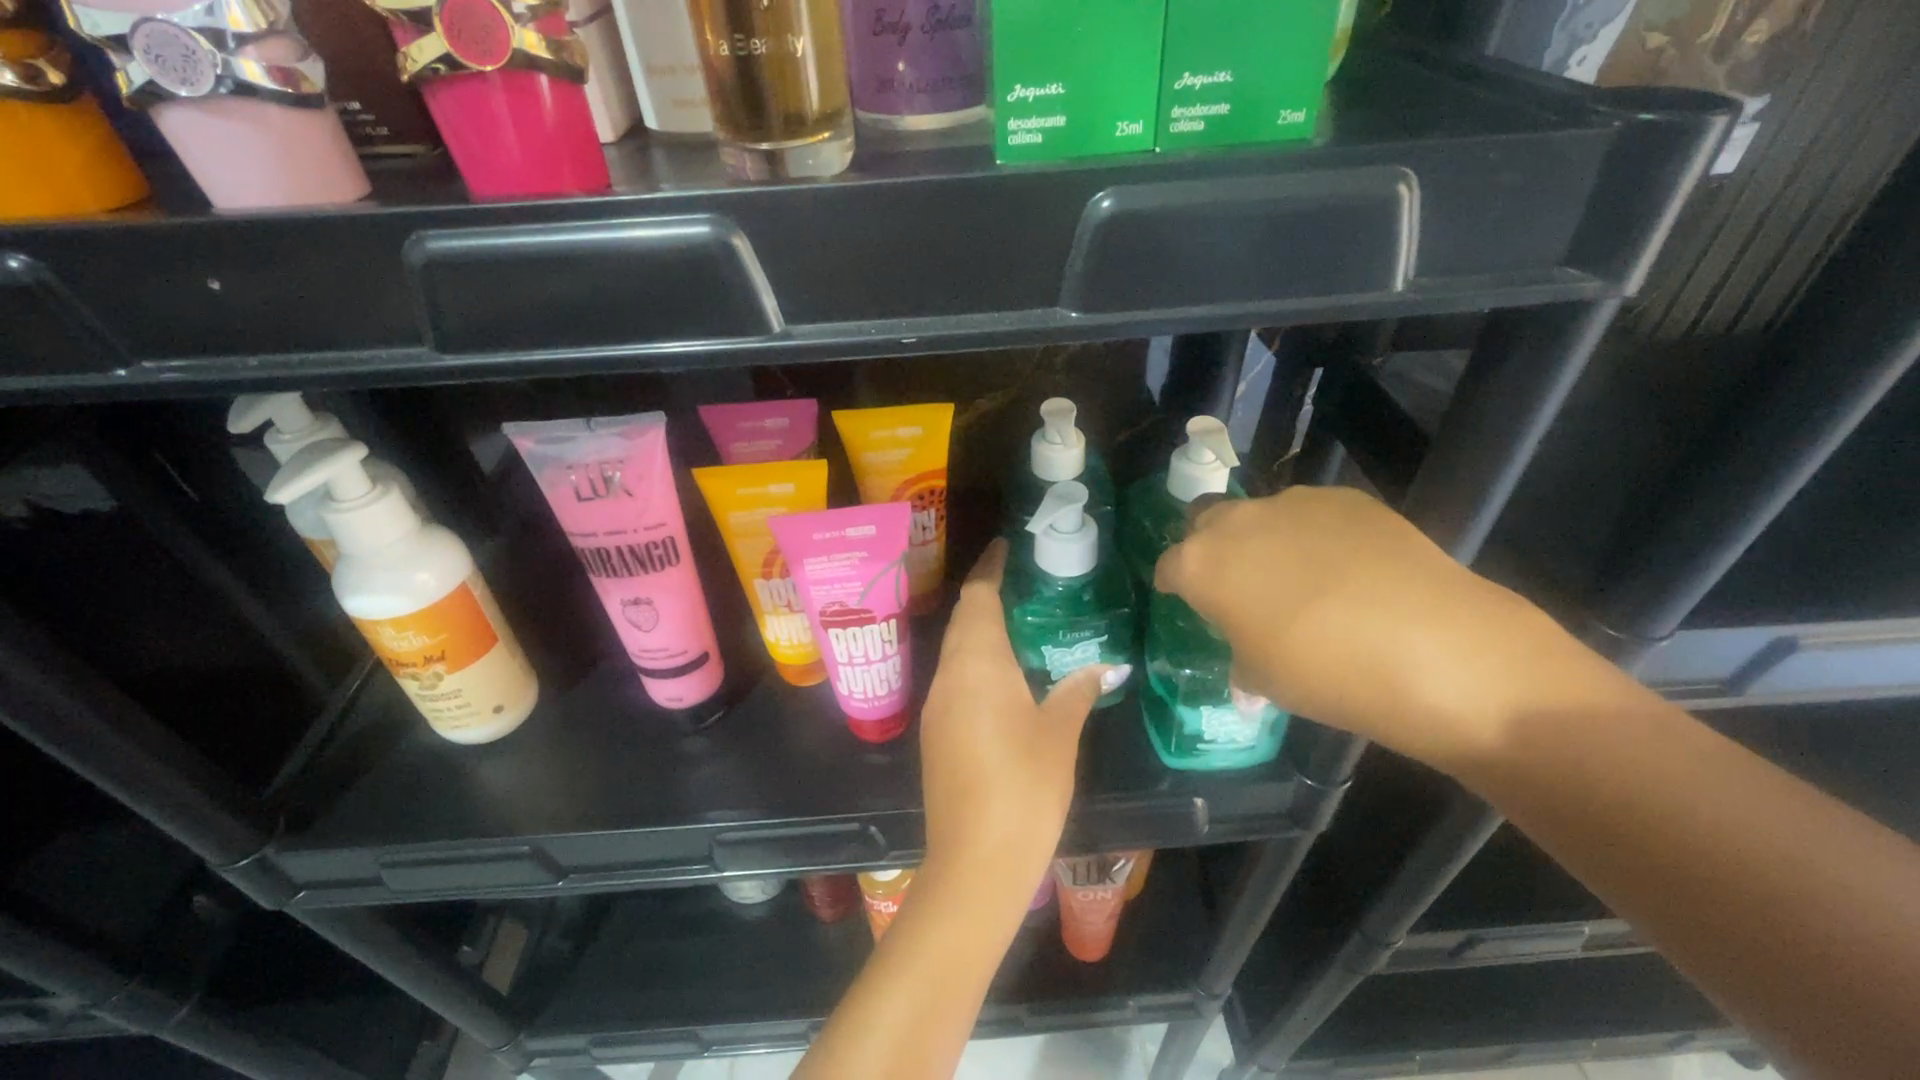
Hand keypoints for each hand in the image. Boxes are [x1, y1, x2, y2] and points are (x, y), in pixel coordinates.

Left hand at [919, 539, 1123, 883]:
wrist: (976, 862)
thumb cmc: (1025, 788)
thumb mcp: (1060, 735)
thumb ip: (1077, 692)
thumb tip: (1101, 666)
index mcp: (977, 665)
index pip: (977, 598)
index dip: (991, 568)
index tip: (1010, 547)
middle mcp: (948, 677)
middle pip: (963, 621)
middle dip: (988, 596)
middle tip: (1028, 582)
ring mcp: (936, 708)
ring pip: (956, 653)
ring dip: (983, 633)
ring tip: (1024, 623)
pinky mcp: (936, 736)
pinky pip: (956, 682)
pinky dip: (978, 666)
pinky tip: (1008, 677)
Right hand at [1153, 487, 1626, 770]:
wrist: (1434, 647)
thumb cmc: (1327, 675)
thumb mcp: (1265, 681)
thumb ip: (1241, 657)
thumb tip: (1248, 660)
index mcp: (1201, 566)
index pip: (1169, 566)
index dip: (1176, 586)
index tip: (1188, 603)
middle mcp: (1238, 522)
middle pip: (1206, 522)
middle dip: (1212, 548)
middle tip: (1237, 587)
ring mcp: (1296, 503)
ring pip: (1263, 515)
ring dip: (1267, 541)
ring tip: (1303, 582)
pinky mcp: (1349, 499)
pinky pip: (1315, 515)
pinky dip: (1318, 537)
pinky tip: (1350, 573)